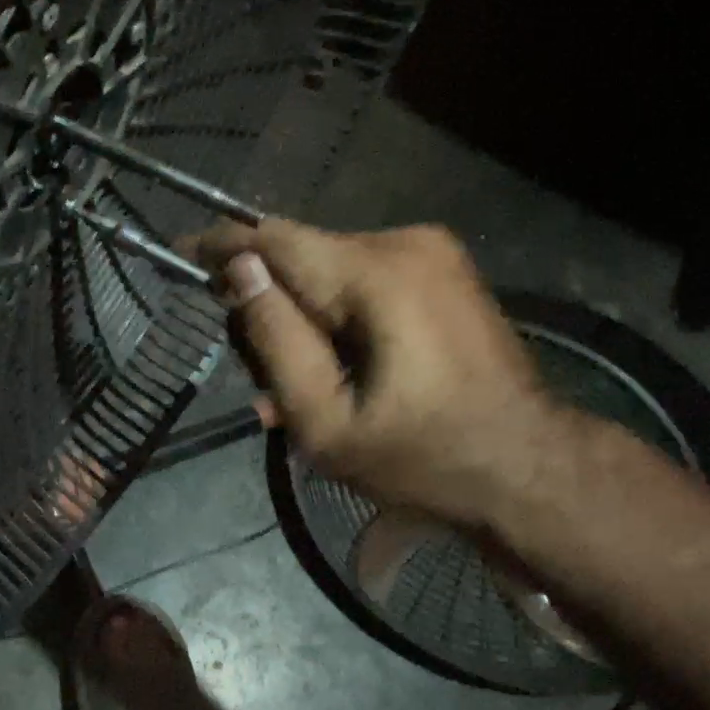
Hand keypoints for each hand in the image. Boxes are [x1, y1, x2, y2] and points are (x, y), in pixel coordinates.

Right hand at [193, 220, 568, 527]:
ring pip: (325, 270)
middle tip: (253, 373)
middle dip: (262, 302)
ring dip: (296, 319)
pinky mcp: (441, 273)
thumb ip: (275, 340)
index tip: (178, 252)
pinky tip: (328, 372)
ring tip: (289, 388)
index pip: (274, 238)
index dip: (220, 244)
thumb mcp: (324, 419)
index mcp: (377, 276)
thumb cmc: (421, 458)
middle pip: (298, 255)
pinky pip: (359, 281)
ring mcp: (431, 255)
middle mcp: (405, 244)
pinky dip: (331, 319)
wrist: (531, 470)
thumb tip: (239, 270)